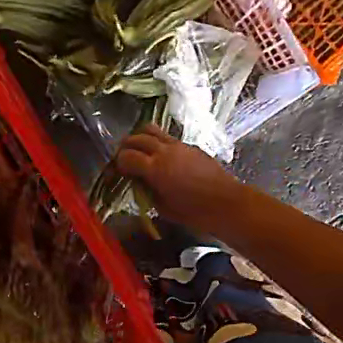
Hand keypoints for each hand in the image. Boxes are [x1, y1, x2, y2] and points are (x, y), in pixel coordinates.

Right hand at [113, 124, 255, 233]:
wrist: (225, 203)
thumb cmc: (193, 212)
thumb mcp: (163, 207)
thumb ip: (147, 191)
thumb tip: (139, 183)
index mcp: (154, 168)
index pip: (126, 156)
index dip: (118, 163)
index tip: (117, 171)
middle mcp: (164, 151)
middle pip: (136, 138)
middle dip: (125, 147)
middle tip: (123, 158)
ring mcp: (178, 145)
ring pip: (152, 130)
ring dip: (141, 137)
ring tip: (140, 150)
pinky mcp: (190, 146)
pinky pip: (168, 137)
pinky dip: (158, 142)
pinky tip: (160, 156)